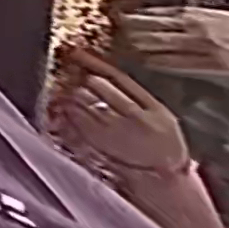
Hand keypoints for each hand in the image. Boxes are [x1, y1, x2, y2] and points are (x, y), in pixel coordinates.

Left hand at [60, 49, 190, 172]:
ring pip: (80, 95)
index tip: (74, 50)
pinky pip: (71, 109)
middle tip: (85, 84)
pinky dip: (67, 106)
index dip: (93, 61)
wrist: (161, 177)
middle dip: (86, 80)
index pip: (120, 78)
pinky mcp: (96, 135)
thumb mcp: (160, 119)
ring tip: (84, 102)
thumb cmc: (157, 142)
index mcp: (158, 112)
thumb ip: (133, 96)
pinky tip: (74, 110)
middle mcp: (139, 119)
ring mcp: (117, 127)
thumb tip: (92, 68)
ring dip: (75, 93)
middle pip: (97, 83)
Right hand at [118, 7, 228, 79]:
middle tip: (117, 44)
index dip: (139, 61)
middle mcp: (198, 43)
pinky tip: (137, 16)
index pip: (159, 62)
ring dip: (127, 25)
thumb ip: (208, 73)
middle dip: (127, 42)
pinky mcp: (196, 10)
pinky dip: (143, 13)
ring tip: (119, 28)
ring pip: (144, 21)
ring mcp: (195, 23)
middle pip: (145, 40)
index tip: (128, 61)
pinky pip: (159, 11)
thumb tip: (171, 68)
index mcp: (214, 65)